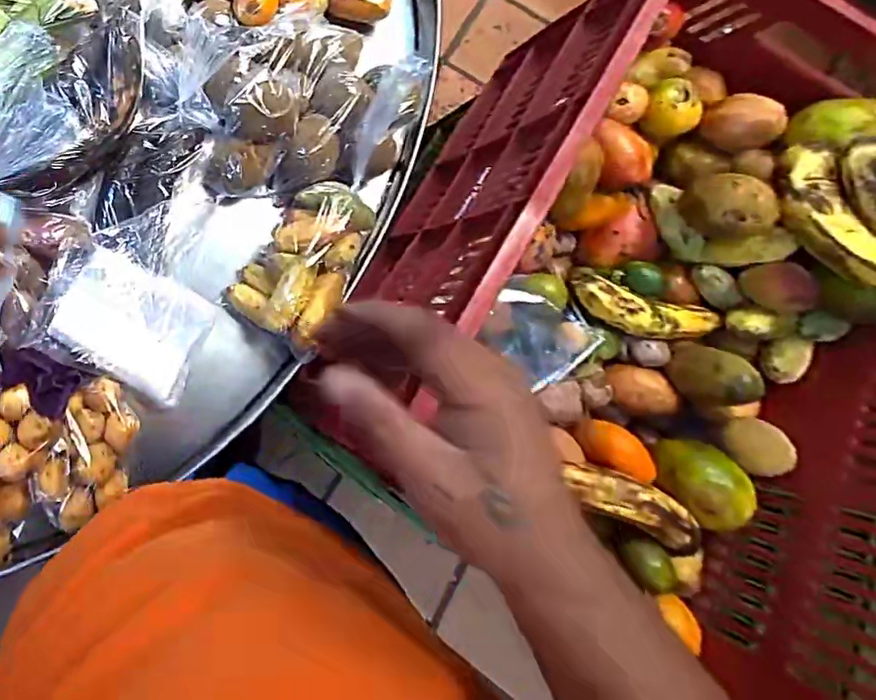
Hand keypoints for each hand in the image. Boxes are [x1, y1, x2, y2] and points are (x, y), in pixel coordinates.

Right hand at [313, 302, 588, 575]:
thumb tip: (330, 375)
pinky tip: (378, 374)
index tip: (329, 319)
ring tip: (342, 353)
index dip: (370, 316)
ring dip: (386, 342)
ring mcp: (497, 380)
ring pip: (433, 342)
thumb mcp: (425, 473)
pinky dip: (406, 359)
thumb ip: (378, 418)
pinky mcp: (495, 395)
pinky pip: (443, 360)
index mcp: (479, 380)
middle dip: (371, 326)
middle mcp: (491, 368)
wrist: (550, 559)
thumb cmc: (486, 518)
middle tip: (325, 337)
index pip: (419, 327)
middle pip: (424, 328)